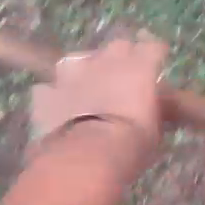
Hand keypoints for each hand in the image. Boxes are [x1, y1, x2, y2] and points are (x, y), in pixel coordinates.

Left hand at [29, 34, 168, 168]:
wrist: (85, 158)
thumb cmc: (131, 143)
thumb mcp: (155, 130)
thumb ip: (154, 112)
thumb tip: (152, 111)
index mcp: (141, 64)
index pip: (154, 47)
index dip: (154, 56)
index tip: (156, 67)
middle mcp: (110, 59)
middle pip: (119, 46)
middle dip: (121, 59)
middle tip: (123, 79)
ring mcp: (76, 72)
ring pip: (82, 59)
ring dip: (86, 71)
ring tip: (87, 89)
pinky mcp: (48, 92)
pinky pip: (51, 87)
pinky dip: (55, 95)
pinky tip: (58, 108)